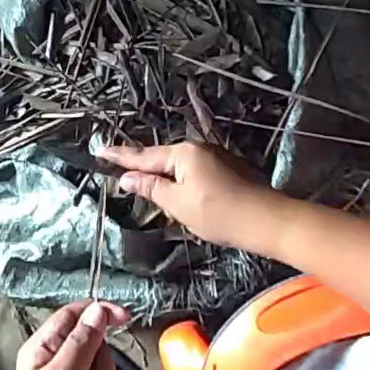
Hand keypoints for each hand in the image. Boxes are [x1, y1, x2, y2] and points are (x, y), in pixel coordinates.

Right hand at [99, 141, 285, 251]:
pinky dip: (181, 181)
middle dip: (143, 169)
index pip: (143, 156)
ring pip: (178, 167)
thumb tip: (127, 179)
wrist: (268, 221)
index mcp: (183, 153)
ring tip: (148, 188)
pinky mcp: (225, 168)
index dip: (120, 157)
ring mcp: (214, 157)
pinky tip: (180, 195)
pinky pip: (193, 171)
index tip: (101, 150)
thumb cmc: (220, 214)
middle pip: (161, 160)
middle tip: (120, 175)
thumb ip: (150, 188)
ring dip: (164, 178)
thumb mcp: (178, 204)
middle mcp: (198, 148)